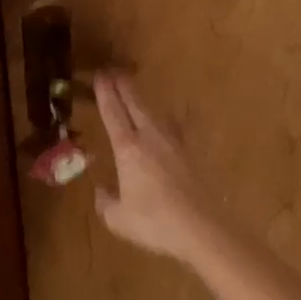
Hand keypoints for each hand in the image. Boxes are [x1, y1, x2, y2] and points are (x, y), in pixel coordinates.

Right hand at [93, 72, 224, 261]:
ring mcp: (173, 140)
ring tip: (133, 90)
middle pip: (134, 100)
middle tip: (112, 71)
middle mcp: (149, 135)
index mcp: (127, 147)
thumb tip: (100, 191)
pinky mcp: (191, 150)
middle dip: (122, 83)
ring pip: (154, 109)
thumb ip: (105, 202)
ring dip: (141, 96)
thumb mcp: (119, 219)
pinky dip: (167, 117)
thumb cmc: (155, 223)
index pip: (112, 110)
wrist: (202, 228)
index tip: (98, 75)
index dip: (104, 91)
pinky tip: (169, 117)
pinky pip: (175, 124)